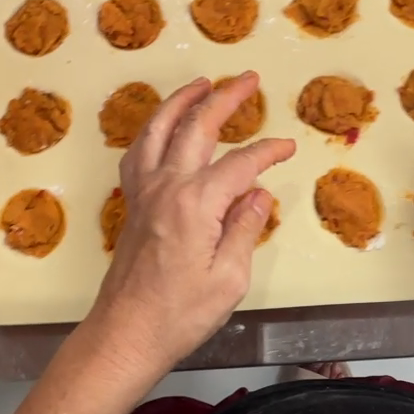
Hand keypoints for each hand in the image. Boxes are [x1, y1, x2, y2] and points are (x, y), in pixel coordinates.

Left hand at [88, 73, 295, 373]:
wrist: (126, 333)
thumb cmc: (180, 314)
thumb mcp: (229, 278)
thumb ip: (245, 228)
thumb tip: (259, 193)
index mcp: (195, 203)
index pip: (241, 163)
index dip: (268, 151)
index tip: (288, 147)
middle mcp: (166, 185)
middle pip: (197, 127)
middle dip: (226, 98)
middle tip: (249, 79)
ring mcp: (144, 190)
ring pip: (159, 129)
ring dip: (182, 101)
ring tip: (201, 83)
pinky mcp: (132, 202)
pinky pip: (139, 151)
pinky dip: (153, 129)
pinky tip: (162, 126)